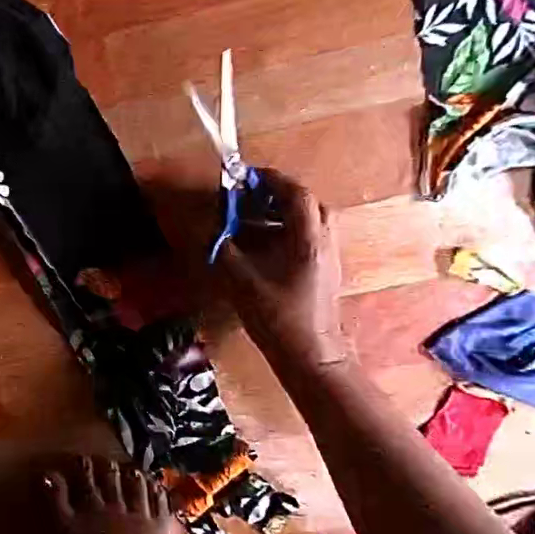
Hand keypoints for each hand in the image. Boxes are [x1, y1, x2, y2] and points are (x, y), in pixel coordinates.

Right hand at [215, 168, 345, 362]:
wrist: (311, 357)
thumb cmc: (278, 319)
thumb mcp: (243, 283)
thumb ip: (224, 250)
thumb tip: (206, 227)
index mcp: (308, 241)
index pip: (296, 194)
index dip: (271, 180)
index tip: (245, 177)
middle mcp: (324, 243)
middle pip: (308, 203)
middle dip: (279, 194)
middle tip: (251, 195)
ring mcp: (328, 257)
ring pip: (310, 220)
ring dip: (283, 212)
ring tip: (254, 216)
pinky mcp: (324, 271)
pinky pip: (308, 237)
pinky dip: (287, 230)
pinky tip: (264, 243)